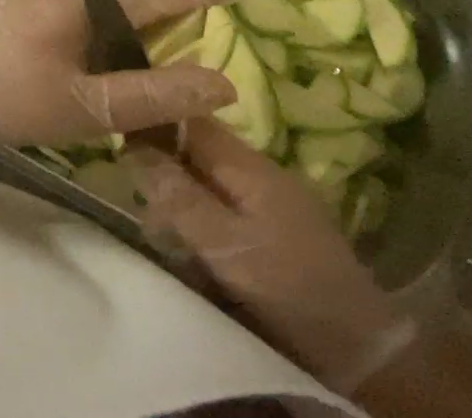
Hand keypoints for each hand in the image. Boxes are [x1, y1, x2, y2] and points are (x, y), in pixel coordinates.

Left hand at [0, 0, 239, 154]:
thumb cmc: (16, 100)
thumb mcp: (92, 107)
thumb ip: (156, 95)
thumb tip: (221, 82)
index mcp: (73, 5)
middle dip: (144, 9)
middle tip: (174, 30)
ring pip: (75, 2)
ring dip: (104, 19)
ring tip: (124, 47)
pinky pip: (47, 11)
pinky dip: (72, 26)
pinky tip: (70, 53)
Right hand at [129, 118, 415, 391]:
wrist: (361, 353)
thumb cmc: (288, 288)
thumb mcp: (223, 243)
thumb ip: (177, 194)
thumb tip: (131, 146)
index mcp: (252, 169)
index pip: (192, 121)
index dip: (151, 118)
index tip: (111, 129)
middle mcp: (261, 177)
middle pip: (194, 150)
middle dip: (157, 164)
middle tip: (126, 184)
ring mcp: (269, 204)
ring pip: (202, 180)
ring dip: (173, 195)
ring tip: (151, 221)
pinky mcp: (270, 232)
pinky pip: (216, 206)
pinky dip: (192, 216)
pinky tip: (180, 240)